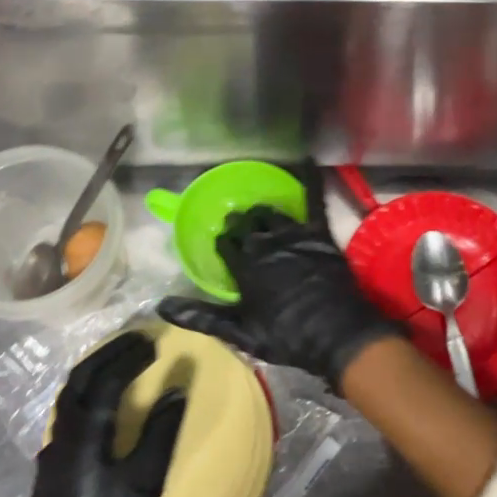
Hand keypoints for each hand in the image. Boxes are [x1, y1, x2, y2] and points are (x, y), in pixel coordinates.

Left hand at [0, 333, 184, 496]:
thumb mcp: (143, 484)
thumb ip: (159, 434)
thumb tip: (176, 391)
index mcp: (85, 433)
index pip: (106, 380)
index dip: (130, 357)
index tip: (153, 343)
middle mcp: (62, 433)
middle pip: (80, 379)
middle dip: (108, 354)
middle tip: (136, 341)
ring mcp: (51, 449)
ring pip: (69, 395)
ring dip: (94, 371)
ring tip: (120, 362)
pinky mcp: (50, 465)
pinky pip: (67, 412)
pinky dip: (87, 392)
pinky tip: (103, 404)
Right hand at [160, 170, 399, 391]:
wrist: (335, 334)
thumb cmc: (286, 337)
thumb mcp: (241, 332)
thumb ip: (202, 316)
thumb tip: (161, 307)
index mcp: (245, 267)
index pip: (226, 245)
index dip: (225, 244)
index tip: (225, 244)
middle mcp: (265, 244)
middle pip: (247, 226)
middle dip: (240, 225)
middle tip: (240, 225)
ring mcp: (294, 235)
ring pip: (273, 214)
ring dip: (264, 213)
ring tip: (260, 214)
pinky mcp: (319, 234)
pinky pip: (314, 201)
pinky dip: (311, 180)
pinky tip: (308, 160)